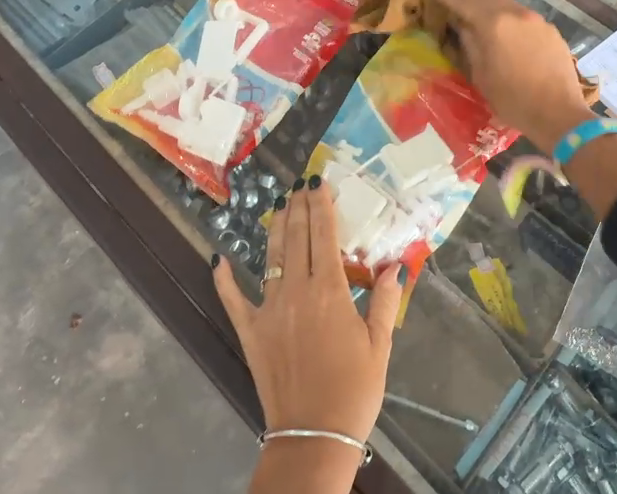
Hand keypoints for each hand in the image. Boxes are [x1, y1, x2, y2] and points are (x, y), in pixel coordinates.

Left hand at [213, 177, 404, 446]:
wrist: (313, 434)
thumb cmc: (354, 390)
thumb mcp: (379, 346)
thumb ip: (385, 302)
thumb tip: (397, 265)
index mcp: (330, 291)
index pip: (324, 234)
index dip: (321, 205)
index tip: (320, 182)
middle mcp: (297, 290)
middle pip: (296, 236)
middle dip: (299, 206)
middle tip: (301, 184)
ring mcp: (269, 308)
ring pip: (270, 256)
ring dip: (275, 228)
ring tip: (279, 205)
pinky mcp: (250, 329)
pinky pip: (233, 297)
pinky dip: (224, 277)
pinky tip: (219, 259)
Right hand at [433, 0, 594, 149]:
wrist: (559, 114)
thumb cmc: (512, 100)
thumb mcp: (481, 75)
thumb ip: (469, 44)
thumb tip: (460, 24)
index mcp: (493, 25)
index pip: (464, 1)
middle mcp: (514, 14)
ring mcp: (535, 19)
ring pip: (505, 0)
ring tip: (474, 0)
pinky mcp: (549, 29)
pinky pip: (522, 13)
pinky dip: (506, 12)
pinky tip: (503, 22)